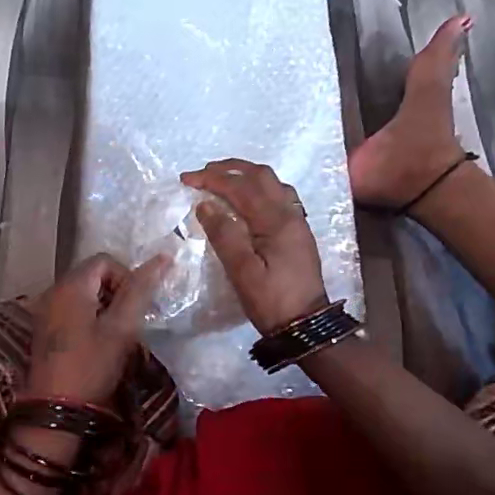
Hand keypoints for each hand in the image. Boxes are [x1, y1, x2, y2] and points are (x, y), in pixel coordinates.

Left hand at [26, 253, 169, 404]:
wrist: (56, 408)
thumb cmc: (91, 365)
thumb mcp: (121, 328)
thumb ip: (140, 291)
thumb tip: (163, 258)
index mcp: (71, 285)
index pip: (105, 260)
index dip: (127, 277)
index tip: (135, 307)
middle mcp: (53, 290)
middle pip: (93, 274)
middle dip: (116, 292)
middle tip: (128, 322)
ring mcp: (46, 309)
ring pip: (84, 293)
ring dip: (105, 306)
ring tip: (116, 334)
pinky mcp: (45, 328)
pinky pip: (72, 308)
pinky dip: (89, 317)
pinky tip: (98, 342)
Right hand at [180, 159, 327, 332]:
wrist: (307, 325)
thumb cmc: (271, 301)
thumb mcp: (242, 272)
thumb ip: (224, 235)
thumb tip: (205, 204)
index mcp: (275, 221)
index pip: (240, 188)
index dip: (212, 179)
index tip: (186, 180)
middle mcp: (290, 213)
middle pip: (261, 176)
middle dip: (230, 169)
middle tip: (203, 173)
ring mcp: (298, 222)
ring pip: (273, 184)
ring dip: (247, 176)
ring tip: (223, 180)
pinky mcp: (298, 232)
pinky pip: (280, 197)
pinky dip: (260, 189)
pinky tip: (249, 200)